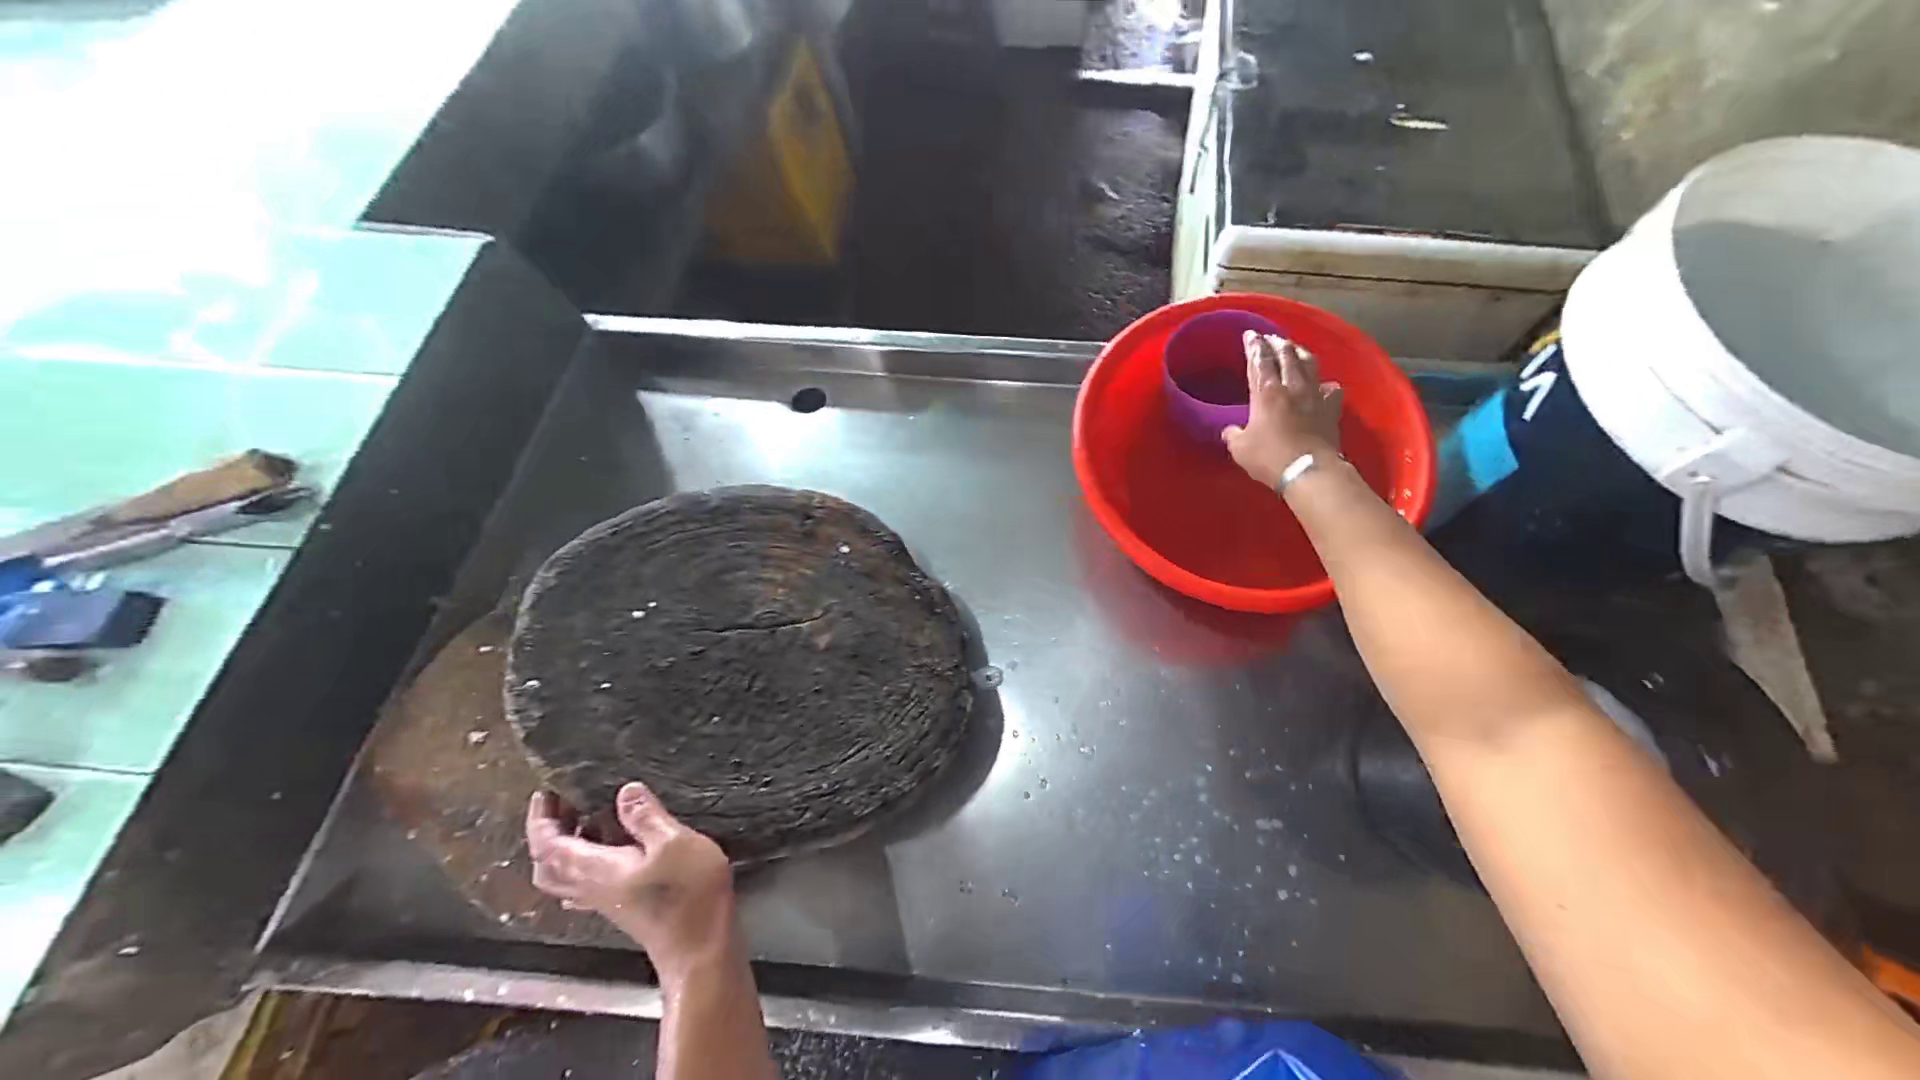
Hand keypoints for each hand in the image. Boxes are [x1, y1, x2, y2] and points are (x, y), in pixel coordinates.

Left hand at [526, 782, 737, 984]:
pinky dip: (586, 862)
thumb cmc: (687, 894)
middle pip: (549, 866)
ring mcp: (606, 901)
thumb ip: (647, 817)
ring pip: (566, 877)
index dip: (541, 820)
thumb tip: (625, 791)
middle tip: (563, 805)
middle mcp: (592, 887)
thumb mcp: (674, 843)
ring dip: (565, 848)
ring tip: (588, 819)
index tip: (546, 793)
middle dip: (547, 834)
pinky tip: (610, 850)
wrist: (699, 949)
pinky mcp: (623, 908)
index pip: (550, 846)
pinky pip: (586, 883)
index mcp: (597, 869)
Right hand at [1221, 330, 1343, 488]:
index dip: (1254, 346)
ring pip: (1309, 364)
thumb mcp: (1240, 448)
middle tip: (1271, 337)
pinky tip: (1322, 385)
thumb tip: (1231, 430)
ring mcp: (1315, 395)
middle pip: (1286, 355)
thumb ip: (1234, 434)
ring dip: (1300, 353)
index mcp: (1266, 393)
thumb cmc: (1269, 457)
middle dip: (1277, 343)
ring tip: (1294, 349)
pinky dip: (1325, 383)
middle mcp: (1292, 387)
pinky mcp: (1332, 408)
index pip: (1259, 361)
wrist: (1308, 470)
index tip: (1250, 334)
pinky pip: (1331, 388)